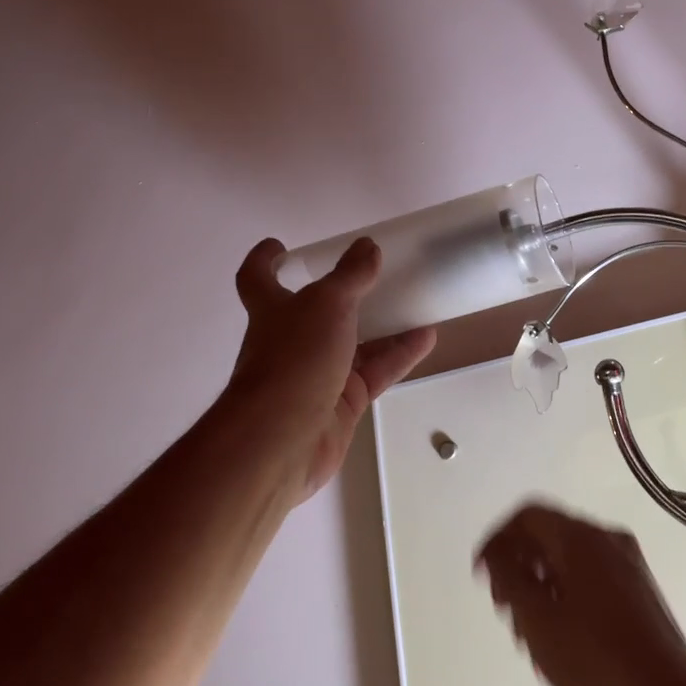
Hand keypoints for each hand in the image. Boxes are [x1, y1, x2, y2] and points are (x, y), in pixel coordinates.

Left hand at [229, 238, 434, 506]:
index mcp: (272, 311)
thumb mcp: (326, 304)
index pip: (258, 279)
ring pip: (353, 344)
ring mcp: (316, 375)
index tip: (279, 247)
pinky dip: (399, 355)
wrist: (284, 438)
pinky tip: (427, 338)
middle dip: (341, 297)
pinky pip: (375, 372)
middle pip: (315, 313)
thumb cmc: (294, 360)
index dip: (265, 261)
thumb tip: (369, 247)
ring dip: (381, 325)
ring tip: (413, 304)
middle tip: (371, 277)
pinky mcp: (341, 404)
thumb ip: (351, 276)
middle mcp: (290, 342)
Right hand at [476, 503, 685, 685]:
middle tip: (505, 611)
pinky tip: (560, 641)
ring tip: (530, 635)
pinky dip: (566, 597)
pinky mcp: (641, 591)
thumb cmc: (595, 660)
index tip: (481, 578)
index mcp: (584, 538)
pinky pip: (592, 579)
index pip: (529, 515)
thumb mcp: (537, 620)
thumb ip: (509, 577)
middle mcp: (610, 541)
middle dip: (520, 568)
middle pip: (551, 536)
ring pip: (570, 561)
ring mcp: (630, 565)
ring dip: (542, 588)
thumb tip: (497, 552)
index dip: (497, 540)